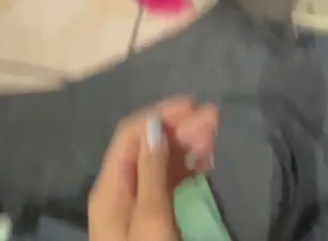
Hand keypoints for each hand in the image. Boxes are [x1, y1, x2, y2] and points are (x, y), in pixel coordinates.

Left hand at [88, 98, 220, 240]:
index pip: (132, 133)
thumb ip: (152, 170)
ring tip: (216, 133)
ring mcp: (139, 206)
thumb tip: (155, 123)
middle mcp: (122, 190)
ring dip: (188, 143)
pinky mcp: (155, 221)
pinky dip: (189, 166)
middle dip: (181, 126)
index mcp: (111, 187)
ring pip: (164, 161)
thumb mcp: (150, 219)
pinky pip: (171, 183)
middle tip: (216, 119)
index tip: (194, 106)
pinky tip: (207, 159)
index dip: (161, 114)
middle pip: (150, 145)